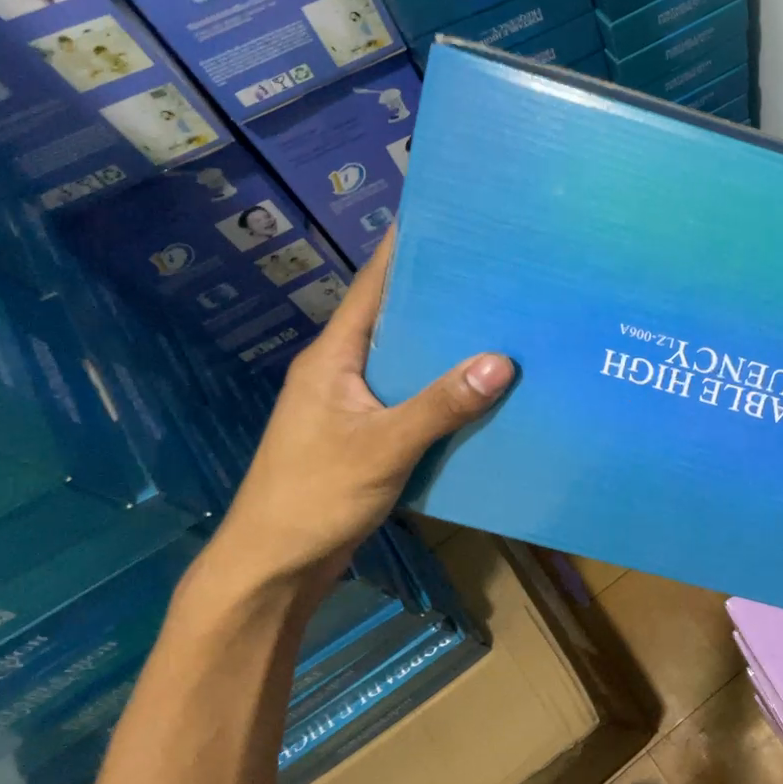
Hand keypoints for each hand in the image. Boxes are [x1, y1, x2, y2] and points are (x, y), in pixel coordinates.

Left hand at [216, 233, 514, 591]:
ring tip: (509, 326)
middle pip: (399, 319)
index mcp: (334, 357)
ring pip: (411, 361)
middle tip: (505, 275)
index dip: (407, 248)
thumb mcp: (382, 447)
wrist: (273, 567)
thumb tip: (502, 360)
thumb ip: (441, 404)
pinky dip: (448, 390)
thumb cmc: (313, 496)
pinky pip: (415, 398)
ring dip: (450, 347)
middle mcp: (342, 371)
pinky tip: (487, 391)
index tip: (451, 216)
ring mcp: (354, 405)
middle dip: (446, 296)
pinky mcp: (368, 436)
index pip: (375, 286)